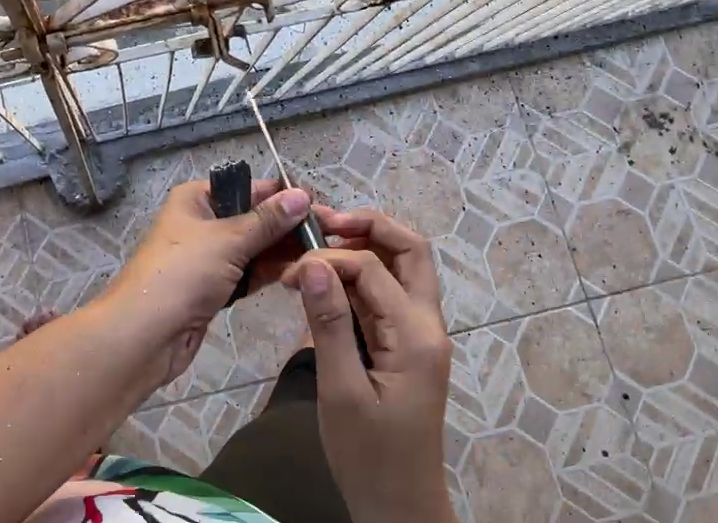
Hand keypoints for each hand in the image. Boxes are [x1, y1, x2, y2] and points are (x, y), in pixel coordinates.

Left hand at [100, 180, 310, 385]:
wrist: (144, 335)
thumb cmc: (182, 274)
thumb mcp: (228, 240)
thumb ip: (267, 220)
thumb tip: (302, 196)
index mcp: (196, 199)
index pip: (248, 188)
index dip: (282, 195)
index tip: (320, 206)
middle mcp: (201, 222)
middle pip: (252, 218)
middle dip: (287, 226)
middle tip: (330, 235)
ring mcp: (207, 258)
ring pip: (252, 248)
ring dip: (281, 252)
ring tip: (323, 255)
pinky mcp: (212, 289)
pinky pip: (247, 273)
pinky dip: (268, 273)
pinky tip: (299, 274)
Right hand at [287, 210, 455, 522]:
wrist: (400, 507)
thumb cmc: (369, 456)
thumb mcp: (340, 391)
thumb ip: (329, 323)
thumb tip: (313, 264)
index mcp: (416, 335)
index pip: (372, 267)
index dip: (329, 258)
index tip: (290, 275)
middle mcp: (427, 324)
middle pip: (409, 249)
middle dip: (366, 226)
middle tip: (320, 223)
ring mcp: (420, 333)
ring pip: (402, 266)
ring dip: (363, 246)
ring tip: (317, 244)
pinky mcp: (407, 344)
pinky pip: (388, 293)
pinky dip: (359, 275)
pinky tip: (327, 281)